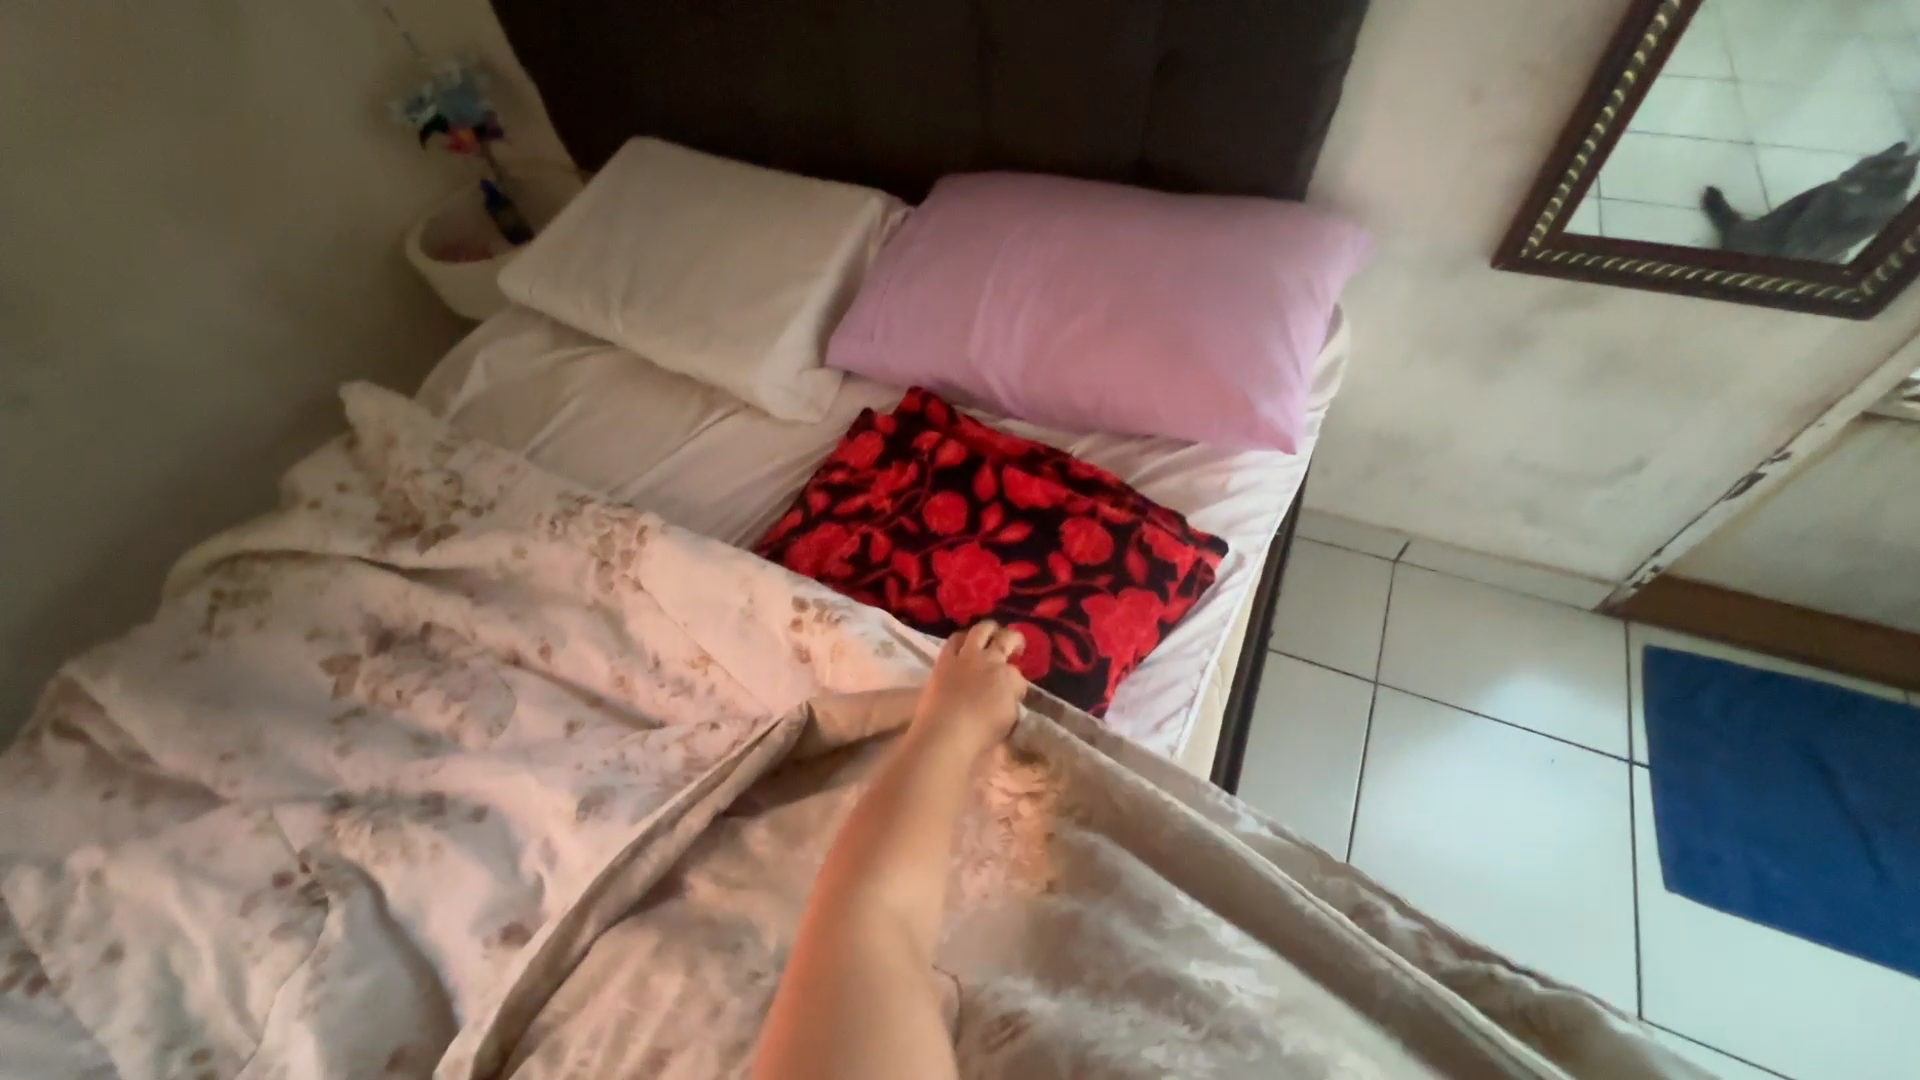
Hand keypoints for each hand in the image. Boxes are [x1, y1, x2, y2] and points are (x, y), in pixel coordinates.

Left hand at [911, 621, 1027, 756]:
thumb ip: (1011, 704)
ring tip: (992, 632)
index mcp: (1010, 679)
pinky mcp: (945, 659)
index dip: (1018, 683)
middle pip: (1007, 639)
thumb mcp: (1008, 724)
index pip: (1019, 676)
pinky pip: (955, 640)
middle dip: (1015, 640)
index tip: (1015, 691)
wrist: (945, 734)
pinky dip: (962, 638)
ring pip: (981, 630)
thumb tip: (1009, 698)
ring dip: (990, 629)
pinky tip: (965, 641)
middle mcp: (992, 661)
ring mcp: (967, 656)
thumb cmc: (980, 738)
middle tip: (1016, 645)